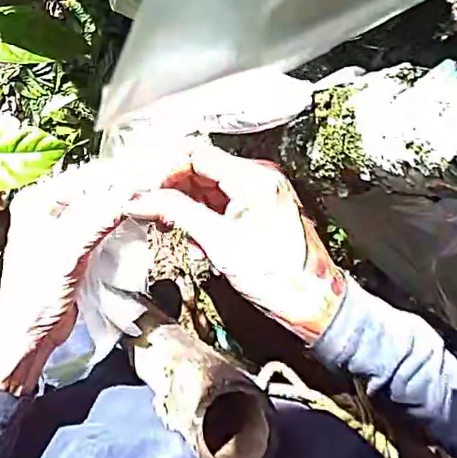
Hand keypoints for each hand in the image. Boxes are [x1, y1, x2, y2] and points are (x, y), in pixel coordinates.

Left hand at [0, 151, 188, 394]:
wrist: (28, 337)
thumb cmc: (35, 295)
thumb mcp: (69, 252)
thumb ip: (99, 219)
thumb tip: (129, 193)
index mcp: (35, 201)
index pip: (82, 176)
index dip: (115, 177)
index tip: (145, 179)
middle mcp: (46, 207)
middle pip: (92, 188)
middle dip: (121, 189)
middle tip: (151, 189)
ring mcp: (60, 226)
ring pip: (99, 204)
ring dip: (122, 204)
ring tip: (148, 201)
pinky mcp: (74, 244)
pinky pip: (101, 223)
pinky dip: (118, 220)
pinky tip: (136, 219)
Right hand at [127, 145, 347, 342]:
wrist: (315, 304)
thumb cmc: (278, 276)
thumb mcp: (219, 242)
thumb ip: (177, 213)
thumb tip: (141, 198)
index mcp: (252, 177)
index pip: (195, 153)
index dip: (164, 169)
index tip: (143, 189)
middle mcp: (258, 176)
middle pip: (199, 167)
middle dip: (171, 187)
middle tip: (147, 207)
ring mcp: (259, 191)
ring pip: (207, 185)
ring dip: (183, 202)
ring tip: (167, 225)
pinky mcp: (259, 208)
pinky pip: (221, 200)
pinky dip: (201, 214)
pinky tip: (193, 236)